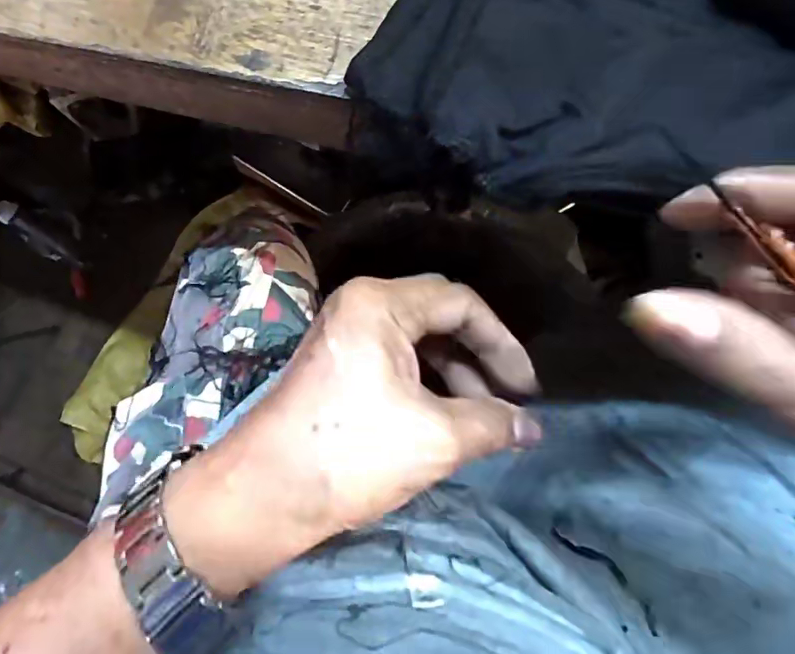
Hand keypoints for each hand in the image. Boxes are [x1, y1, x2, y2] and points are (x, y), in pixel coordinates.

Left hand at [161, 275, 542, 598]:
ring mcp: (345, 328)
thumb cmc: (351, 454)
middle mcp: (361, 302)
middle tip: (510, 405)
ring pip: (417, 338)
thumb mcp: (434, 438)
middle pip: (438, 315)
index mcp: (380, 303)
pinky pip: (395, 355)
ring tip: (482, 420)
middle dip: (480, 359)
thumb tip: (530, 427)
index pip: (460, 302)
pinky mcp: (338, 358)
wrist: (263, 492)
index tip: (527, 390)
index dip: (502, 343)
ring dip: (455, 374)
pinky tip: (446, 417)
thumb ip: (491, 423)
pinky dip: (426, 381)